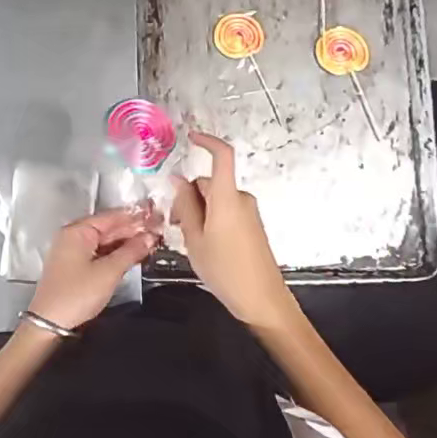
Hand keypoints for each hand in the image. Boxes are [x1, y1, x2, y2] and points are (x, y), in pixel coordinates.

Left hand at [26, 205, 161, 330]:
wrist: (50, 322)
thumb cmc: (78, 293)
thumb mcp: (108, 272)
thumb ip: (131, 251)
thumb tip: (150, 237)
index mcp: (77, 231)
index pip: (111, 217)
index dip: (135, 217)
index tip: (157, 216)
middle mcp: (73, 236)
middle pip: (108, 228)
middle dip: (133, 230)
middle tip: (159, 230)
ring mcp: (72, 251)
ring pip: (104, 242)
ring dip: (126, 243)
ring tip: (152, 242)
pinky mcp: (74, 266)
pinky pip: (99, 253)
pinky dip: (115, 254)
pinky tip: (133, 255)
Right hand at [170, 132, 297, 328]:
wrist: (261, 298)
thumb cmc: (225, 270)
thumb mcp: (195, 240)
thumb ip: (185, 206)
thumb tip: (178, 181)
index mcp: (227, 198)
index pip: (222, 156)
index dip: (207, 142)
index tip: (190, 138)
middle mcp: (241, 199)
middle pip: (210, 182)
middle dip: (189, 195)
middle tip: (175, 224)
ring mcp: (248, 212)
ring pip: (215, 198)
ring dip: (198, 210)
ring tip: (189, 240)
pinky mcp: (251, 224)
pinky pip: (225, 210)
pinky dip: (210, 219)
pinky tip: (204, 244)